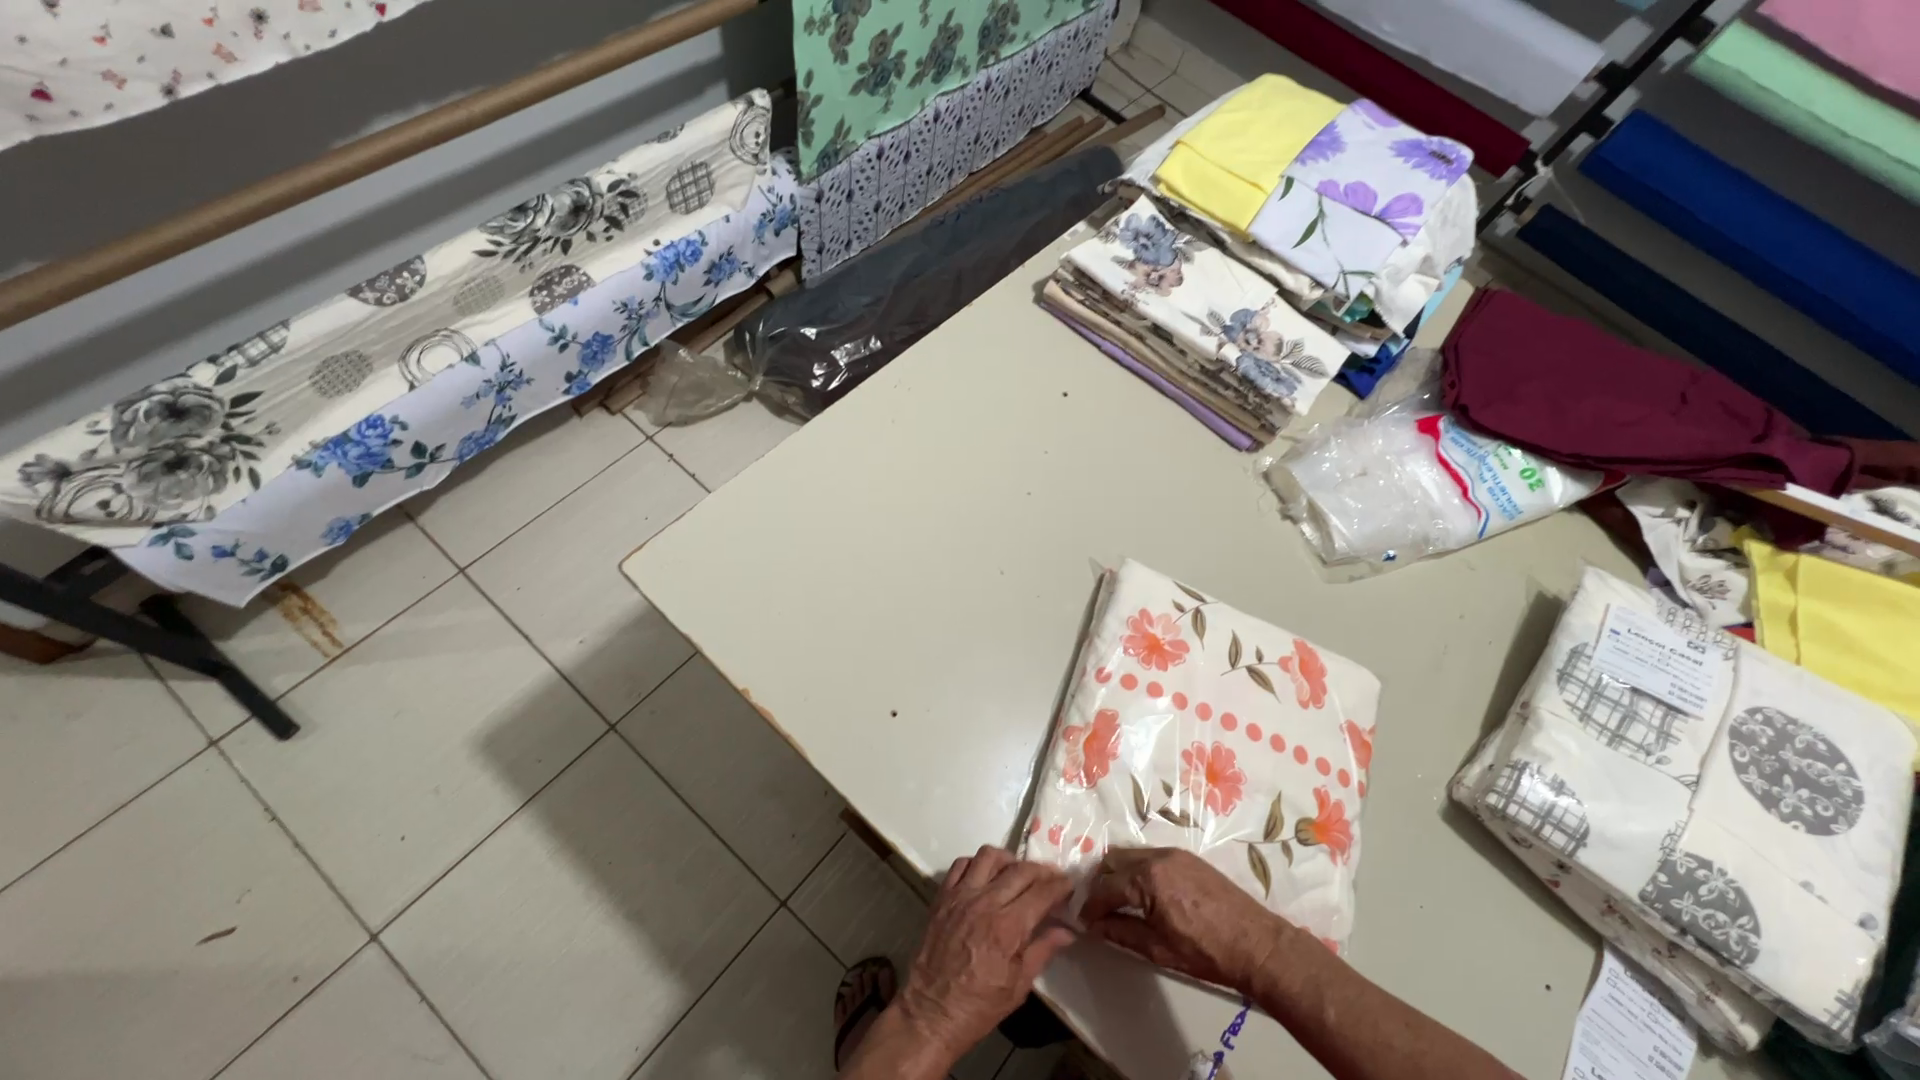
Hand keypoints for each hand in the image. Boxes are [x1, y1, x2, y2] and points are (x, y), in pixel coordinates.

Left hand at [894, 846, 1076, 1059]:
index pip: (1042, 891)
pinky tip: (987, 877)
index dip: (1060, 885)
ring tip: (1018, 874)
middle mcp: (985, 903)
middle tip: (1052, 880)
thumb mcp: (1019, 985)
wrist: (931, 1012)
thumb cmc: (979, 1005)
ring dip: (1009, 860)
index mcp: (1008, 927)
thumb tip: (1067, 931)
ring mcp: (960, 896)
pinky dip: (978, 864)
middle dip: (1042, 871)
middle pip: (1021, 869)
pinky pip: (961, 865)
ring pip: (989, 856)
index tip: (1070, 885)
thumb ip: (1043, 950)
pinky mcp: (942, 897)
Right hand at [1081, 848, 1287, 991]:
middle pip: (1113, 860)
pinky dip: (1138, 869)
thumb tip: (1094, 926)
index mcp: (1147, 879)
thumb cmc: (1205, 953)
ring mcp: (1175, 853)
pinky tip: (1143, 893)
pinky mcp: (1188, 857)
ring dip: (1118, 873)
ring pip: (1132, 854)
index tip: (1083, 922)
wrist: (1256, 945)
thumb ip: (1120, 932)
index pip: (1105, 887)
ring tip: (1118, 901)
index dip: (1090, 906)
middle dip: (1100, 882)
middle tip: (1098, 908)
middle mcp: (1158, 857)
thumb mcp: (1157, 949)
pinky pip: (1151, 856)